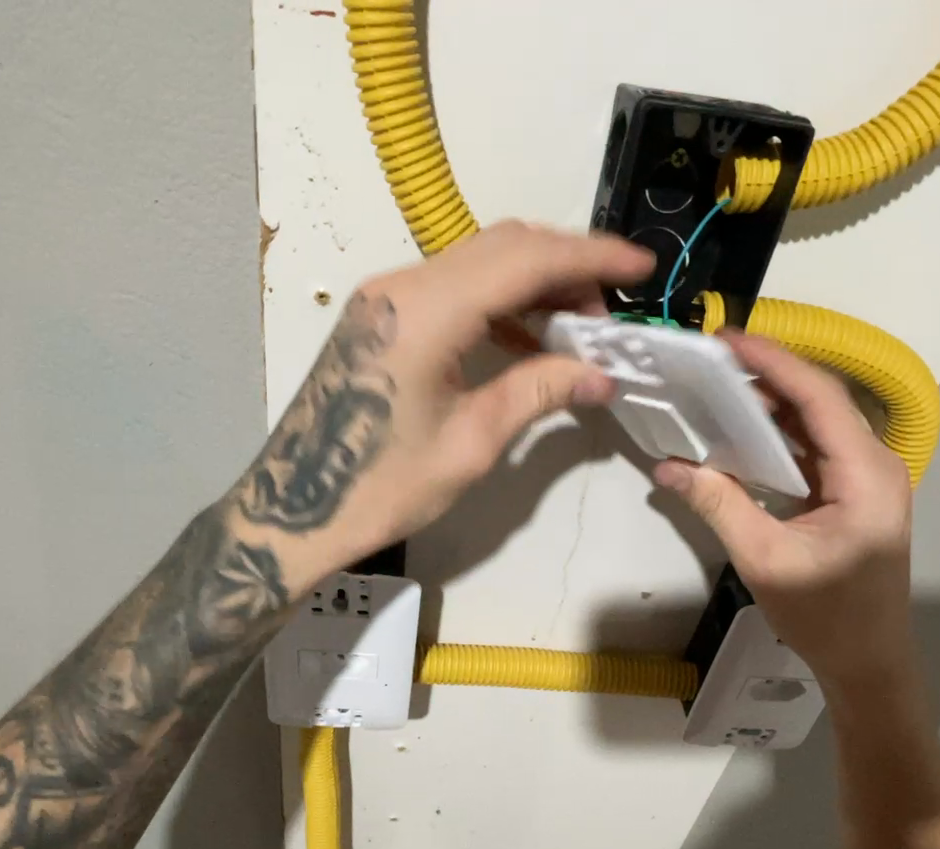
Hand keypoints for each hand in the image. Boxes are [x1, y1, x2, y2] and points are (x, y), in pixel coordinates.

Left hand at [232, 221, 653, 577]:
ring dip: (533, 283)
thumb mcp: (472, 442)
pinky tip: (527, 337)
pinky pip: (451, 289)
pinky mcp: (379, 317)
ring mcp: (386, 298)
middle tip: (611, 310)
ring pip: (477, 263)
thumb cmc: (383, 486)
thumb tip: (603, 374)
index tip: (643, 268)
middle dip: (566, 267)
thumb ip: (539, 391)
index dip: (591, 259)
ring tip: (578, 327)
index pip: (526, 259)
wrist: (296, 510)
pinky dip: (497, 301)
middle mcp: (403, 286)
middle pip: (503, 247)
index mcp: (427, 311)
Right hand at [653, 332, 915, 690]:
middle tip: (712, 361)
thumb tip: (667, 468)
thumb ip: (719, 506)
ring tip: (719, 387)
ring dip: (771, 404)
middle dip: (767, 376)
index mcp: (866, 475)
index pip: (819, 398)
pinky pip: (812, 449)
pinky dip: (777, 435)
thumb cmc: (826, 615)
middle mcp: (874, 465)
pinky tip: (740, 432)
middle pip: (820, 402)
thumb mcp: (764, 559)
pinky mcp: (851, 494)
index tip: (728, 341)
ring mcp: (865, 479)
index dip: (775, 363)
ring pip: (816, 423)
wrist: (868, 661)